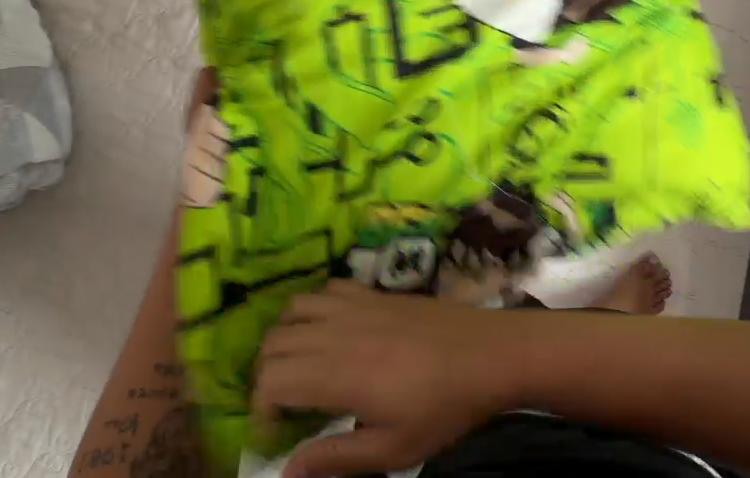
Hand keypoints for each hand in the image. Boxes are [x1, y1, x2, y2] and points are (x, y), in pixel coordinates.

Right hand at [251, 282, 524, 477]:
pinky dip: (312, 307)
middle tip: (284, 407)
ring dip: (284, 338)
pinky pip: (327, 289)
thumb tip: (285, 472)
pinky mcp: (376, 292)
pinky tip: (329, 331)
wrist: (489, 354)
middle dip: (265, 376)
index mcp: (337, 374)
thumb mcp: (391, 449)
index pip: (270, 381)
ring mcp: (357, 305)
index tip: (274, 433)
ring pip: (293, 309)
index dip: (260, 410)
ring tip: (299, 367)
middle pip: (274, 343)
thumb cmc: (442, 408)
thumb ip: (334, 459)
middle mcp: (338, 332)